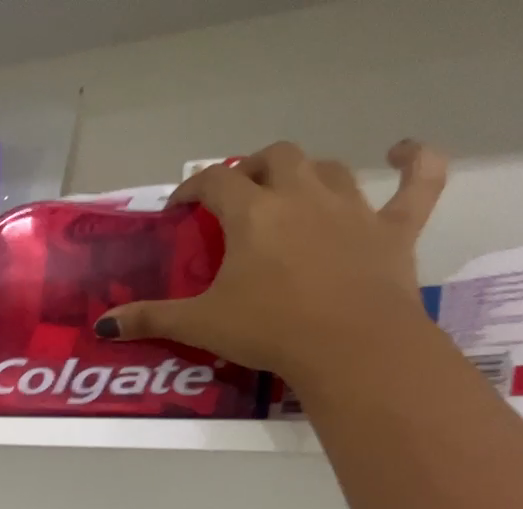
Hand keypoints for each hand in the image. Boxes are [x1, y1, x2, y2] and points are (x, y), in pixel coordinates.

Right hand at [96, 140, 449, 386]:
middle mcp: (302, 197)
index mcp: (253, 214)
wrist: (352, 346)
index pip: (216, 181)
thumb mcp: (199, 325)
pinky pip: (419, 180)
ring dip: (306, 172)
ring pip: (329, 168)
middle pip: (276, 158)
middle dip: (252, 168)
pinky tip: (404, 149)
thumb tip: (103, 325)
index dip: (192, 188)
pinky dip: (416, 159)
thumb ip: (150, 318)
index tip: (178, 209)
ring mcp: (354, 208)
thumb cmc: (268, 330)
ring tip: (291, 190)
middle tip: (236, 195)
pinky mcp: (396, 227)